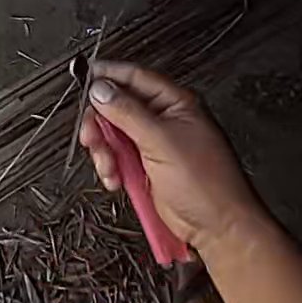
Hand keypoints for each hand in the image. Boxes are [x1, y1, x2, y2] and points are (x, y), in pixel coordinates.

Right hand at [77, 61, 268, 256]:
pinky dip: (110, 168)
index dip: (107, 75)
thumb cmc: (207, 183)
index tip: (85, 77)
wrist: (216, 228)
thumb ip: (127, 112)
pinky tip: (117, 179)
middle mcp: (162, 119)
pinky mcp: (144, 167)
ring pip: (112, 134)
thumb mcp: (161, 141)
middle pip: (117, 107)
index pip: (134, 78)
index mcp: (173, 103)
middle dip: (100, 122)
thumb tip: (101, 89)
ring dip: (104, 150)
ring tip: (109, 165)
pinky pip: (116, 158)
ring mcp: (152, 144)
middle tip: (91, 135)